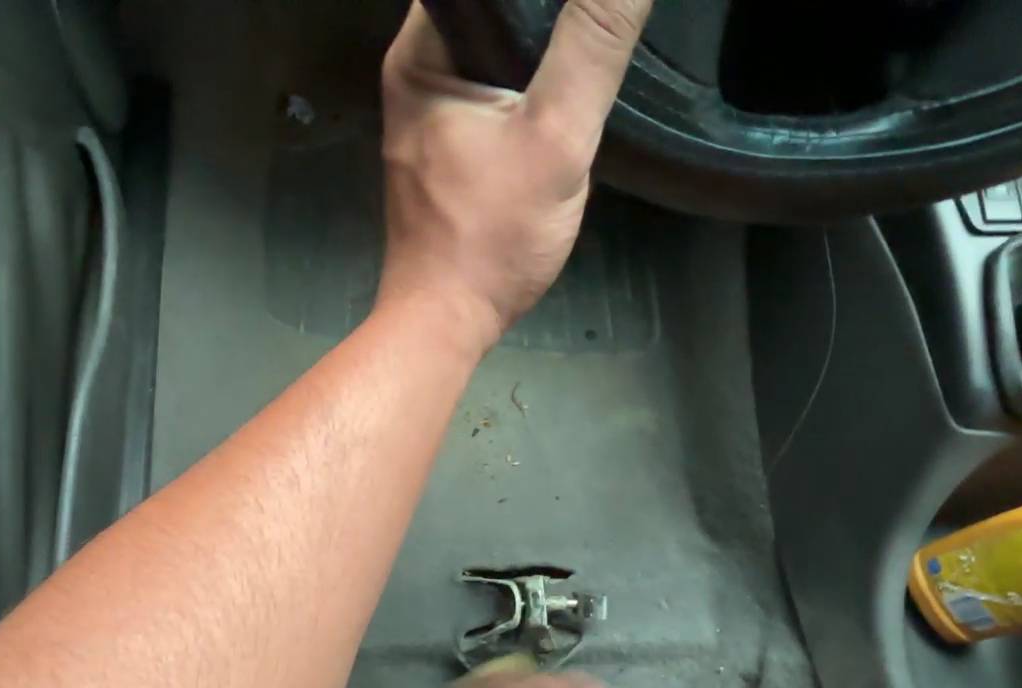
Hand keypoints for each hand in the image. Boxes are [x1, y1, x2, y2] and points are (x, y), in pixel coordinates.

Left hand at [376, 0, 654, 347]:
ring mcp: (431, 112)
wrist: (447, 322)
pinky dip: (531, 84)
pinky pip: (496, 90)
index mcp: (422, 52)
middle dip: (547, 11)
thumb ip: (593, 43)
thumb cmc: (489, 239)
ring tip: (597, 40)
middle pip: (493, 9)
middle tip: (603, 17)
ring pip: (496, 50)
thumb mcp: (554, 136)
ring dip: (545, 45)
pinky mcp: (449, 146)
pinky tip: (568, 88)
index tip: (589, 2)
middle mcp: (418, 72)